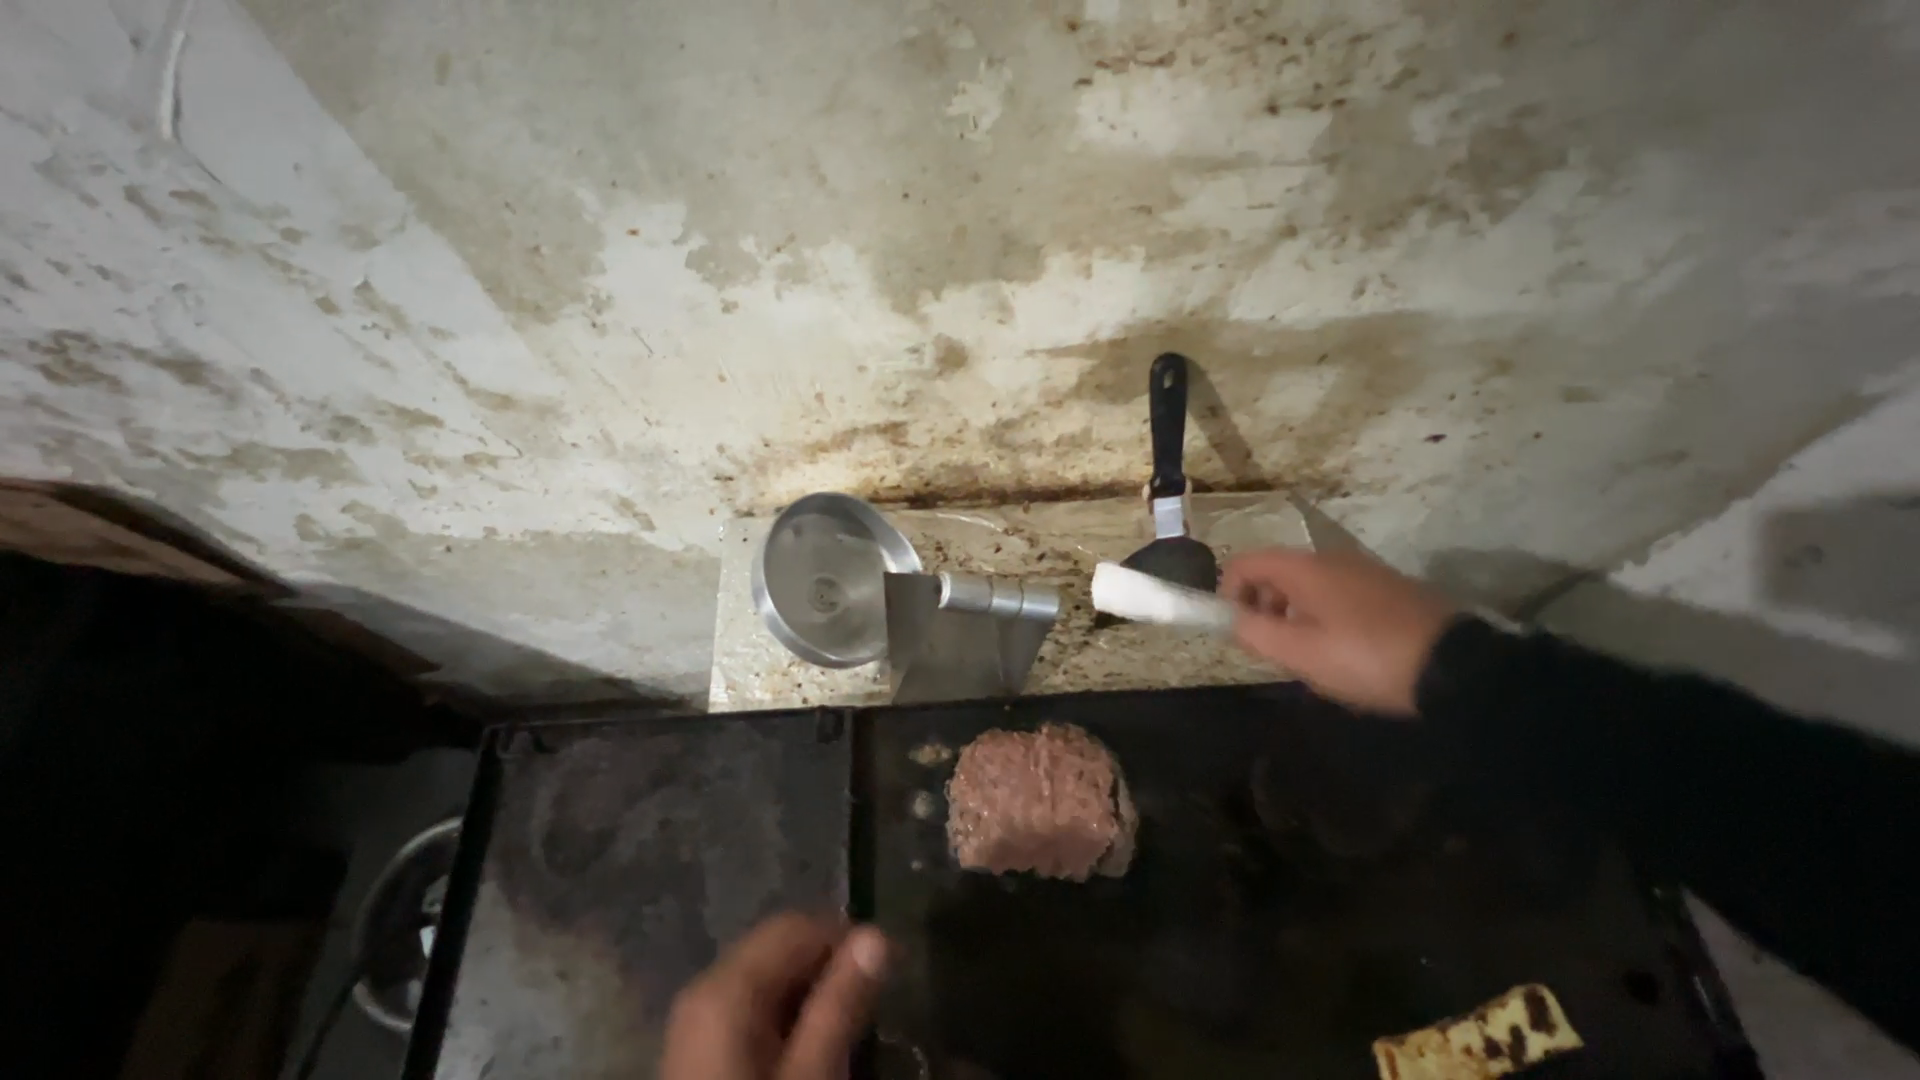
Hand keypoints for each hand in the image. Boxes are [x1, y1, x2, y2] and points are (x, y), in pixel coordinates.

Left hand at [662, 913, 889, 1079]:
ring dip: (812, 999)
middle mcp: (705, 990)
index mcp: (726, 988)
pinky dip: (787, 1022)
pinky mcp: (698, 1054)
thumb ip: (841, 1004)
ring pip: (769, 982)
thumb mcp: (812, 1079)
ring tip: (845, 1041)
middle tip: (869, 1016)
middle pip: (780, 950)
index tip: (888, 979)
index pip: (798, 927)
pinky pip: (752, 1013)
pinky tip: (808, 1060)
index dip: (847, 942)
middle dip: (829, 971)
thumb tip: (876, 936)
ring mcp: (697, 1023)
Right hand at [1221, 548, 1456, 715]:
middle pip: (1276, 573)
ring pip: (1308, 586)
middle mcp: (1331, 559)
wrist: (1455, 666)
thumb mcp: (1300, 653)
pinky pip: (1337, 595)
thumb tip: (1229, 618)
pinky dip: (1323, 616)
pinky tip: (1343, 651)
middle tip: (1271, 648)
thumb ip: (1254, 632)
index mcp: (1304, 568)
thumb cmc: (1365, 657)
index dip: (1228, 593)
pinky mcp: (1389, 589)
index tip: (1236, 630)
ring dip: (1292, 615)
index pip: (1244, 563)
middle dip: (1261, 607)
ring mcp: (1364, 571)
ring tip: (1307, 656)